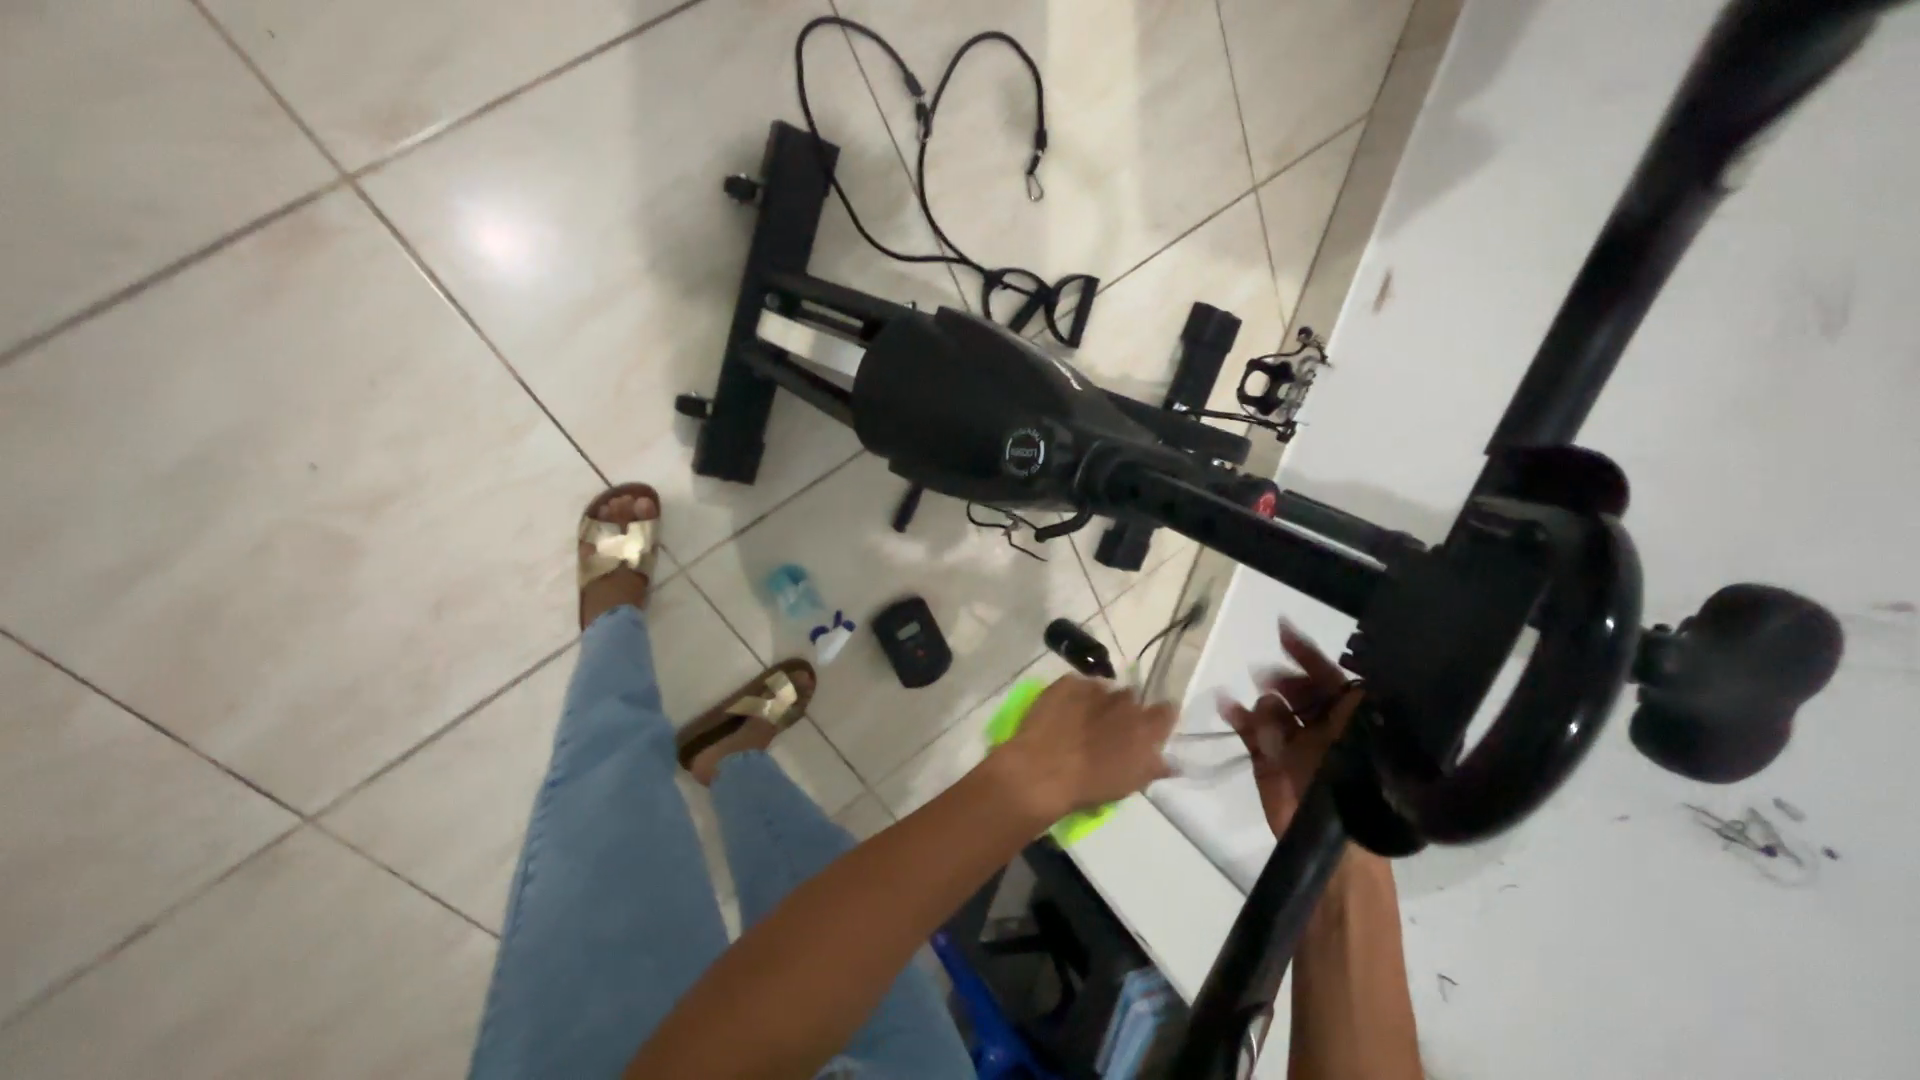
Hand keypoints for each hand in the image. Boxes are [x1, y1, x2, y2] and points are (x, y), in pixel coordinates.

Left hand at [993, 675, 1177, 821]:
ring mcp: (1095, 688)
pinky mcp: (1067, 682)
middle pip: (1132, 698)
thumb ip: (1154, 768)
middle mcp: (1126, 700)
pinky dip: (1074, 695)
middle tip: (1110, 728)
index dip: (1158, 718)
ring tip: (1082, 720)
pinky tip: (1062, 712)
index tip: (1149, 727)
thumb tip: (1171, 762)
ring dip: (1099, 702)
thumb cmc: (1091, 785)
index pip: (1166, 711)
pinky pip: (1077, 685)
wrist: (1042, 771)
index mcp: (1146, 726)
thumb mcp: (1129, 783)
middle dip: (1125, 710)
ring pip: (1104, 690)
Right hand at [1219, 620, 1362, 838]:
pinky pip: (1249, 729)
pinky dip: (1237, 716)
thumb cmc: (1356, 797)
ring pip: (1271, 706)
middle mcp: (1321, 726)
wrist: (1335, 850)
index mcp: (1350, 721)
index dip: (1308, 655)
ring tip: (1263, 711)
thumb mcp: (1355, 746)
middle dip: (1283, 678)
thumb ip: (1338, 712)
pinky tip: (1226, 704)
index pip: (1330, 678)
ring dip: (1264, 700)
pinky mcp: (1266, 758)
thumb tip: (1318, 681)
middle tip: (1270, 679)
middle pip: (1297, 688)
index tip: (1282, 630)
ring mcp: (1292, 741)